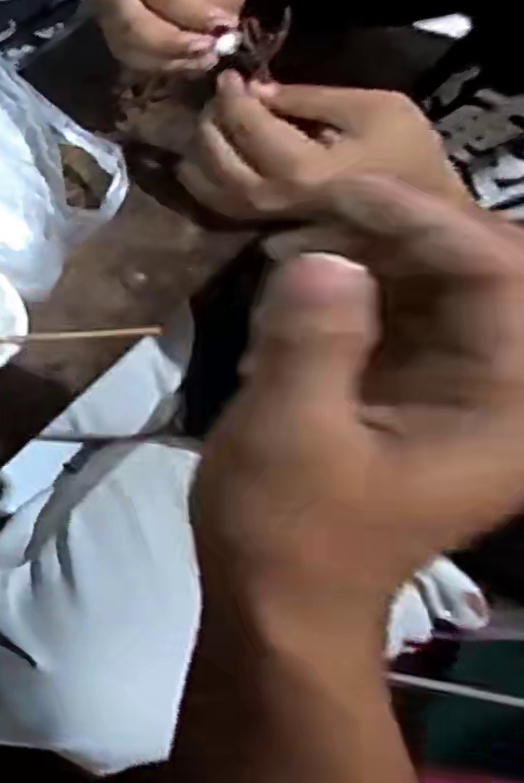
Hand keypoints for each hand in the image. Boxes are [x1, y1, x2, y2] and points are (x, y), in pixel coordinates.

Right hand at [96, 0, 265, 71]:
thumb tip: (215, 34)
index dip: (196, 16)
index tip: (228, 25)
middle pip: (134, 29)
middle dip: (173, 45)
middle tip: (208, 50)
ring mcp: (104, 18)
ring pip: (128, 49)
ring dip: (165, 60)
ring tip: (201, 59)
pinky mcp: (108, 38)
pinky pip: (127, 59)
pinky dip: (157, 65)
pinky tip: (184, 61)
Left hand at [180, 73, 468, 218]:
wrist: (404, 211)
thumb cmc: (403, 154)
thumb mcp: (376, 110)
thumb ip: (310, 99)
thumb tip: (256, 89)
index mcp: (298, 167)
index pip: (247, 125)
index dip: (232, 97)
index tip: (227, 76)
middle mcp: (258, 193)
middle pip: (212, 148)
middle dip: (212, 116)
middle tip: (223, 95)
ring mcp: (242, 210)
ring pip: (195, 171)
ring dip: (200, 141)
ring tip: (218, 118)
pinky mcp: (237, 218)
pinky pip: (199, 189)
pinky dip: (197, 165)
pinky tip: (210, 147)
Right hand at [192, 176, 523, 637]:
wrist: (282, 590)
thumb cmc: (288, 520)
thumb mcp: (287, 431)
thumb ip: (309, 343)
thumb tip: (315, 257)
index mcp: (511, 402)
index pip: (502, 278)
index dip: (425, 223)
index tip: (336, 192)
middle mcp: (508, 389)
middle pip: (488, 279)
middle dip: (407, 233)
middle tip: (315, 210)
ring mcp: (461, 395)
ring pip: (444, 297)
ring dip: (377, 258)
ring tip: (300, 235)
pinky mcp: (412, 400)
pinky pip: (403, 326)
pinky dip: (354, 295)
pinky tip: (301, 283)